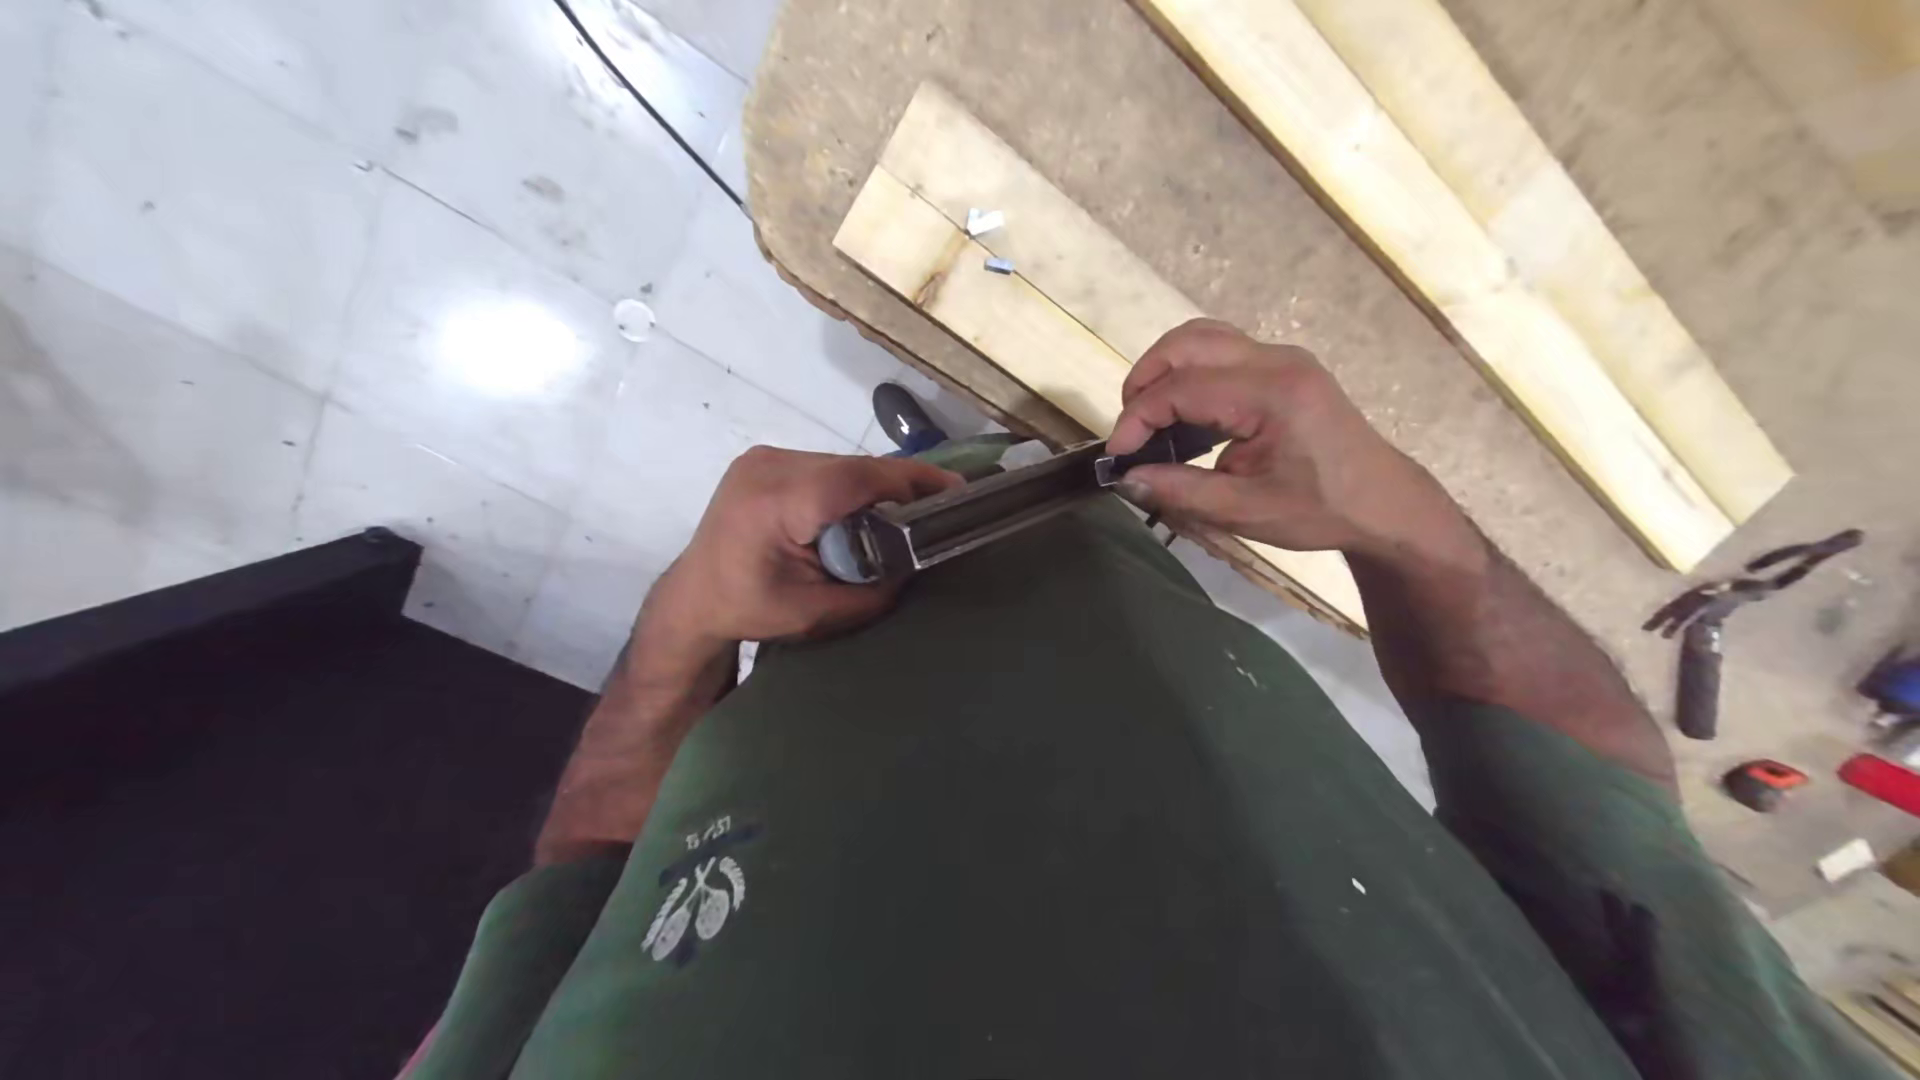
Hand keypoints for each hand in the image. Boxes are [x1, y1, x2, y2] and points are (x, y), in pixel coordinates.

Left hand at [633, 447, 961, 675]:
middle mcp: (768, 466)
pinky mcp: (765, 459)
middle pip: (853, 467)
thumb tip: (919, 563)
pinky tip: (867, 507)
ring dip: (875, 486)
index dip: (910, 479)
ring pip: (842, 464)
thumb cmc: (748, 610)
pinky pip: (826, 466)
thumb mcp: (816, 612)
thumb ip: (872, 589)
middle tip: (940, 508)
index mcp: (774, 503)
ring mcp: (763, 457)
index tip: (955, 490)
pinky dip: (852, 485)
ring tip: (908, 511)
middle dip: (900, 486)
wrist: (693, 597)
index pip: (855, 478)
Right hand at [1106, 319, 1457, 555]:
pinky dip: (1185, 370)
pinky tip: (1180, 408)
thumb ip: (1180, 491)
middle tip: (1130, 430)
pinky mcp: (1280, 365)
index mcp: (1272, 395)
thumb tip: (1126, 477)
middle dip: (1144, 381)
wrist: (1383, 503)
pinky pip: (1218, 348)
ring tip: (1147, 415)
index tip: (1117, 455)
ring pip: (1200, 337)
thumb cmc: (1319, 510)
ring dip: (1163, 369)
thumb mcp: (1244, 510)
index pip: (1181, 388)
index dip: (1137, 419)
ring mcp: (1280, 357)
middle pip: (1186, 343)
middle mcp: (1276, 361)